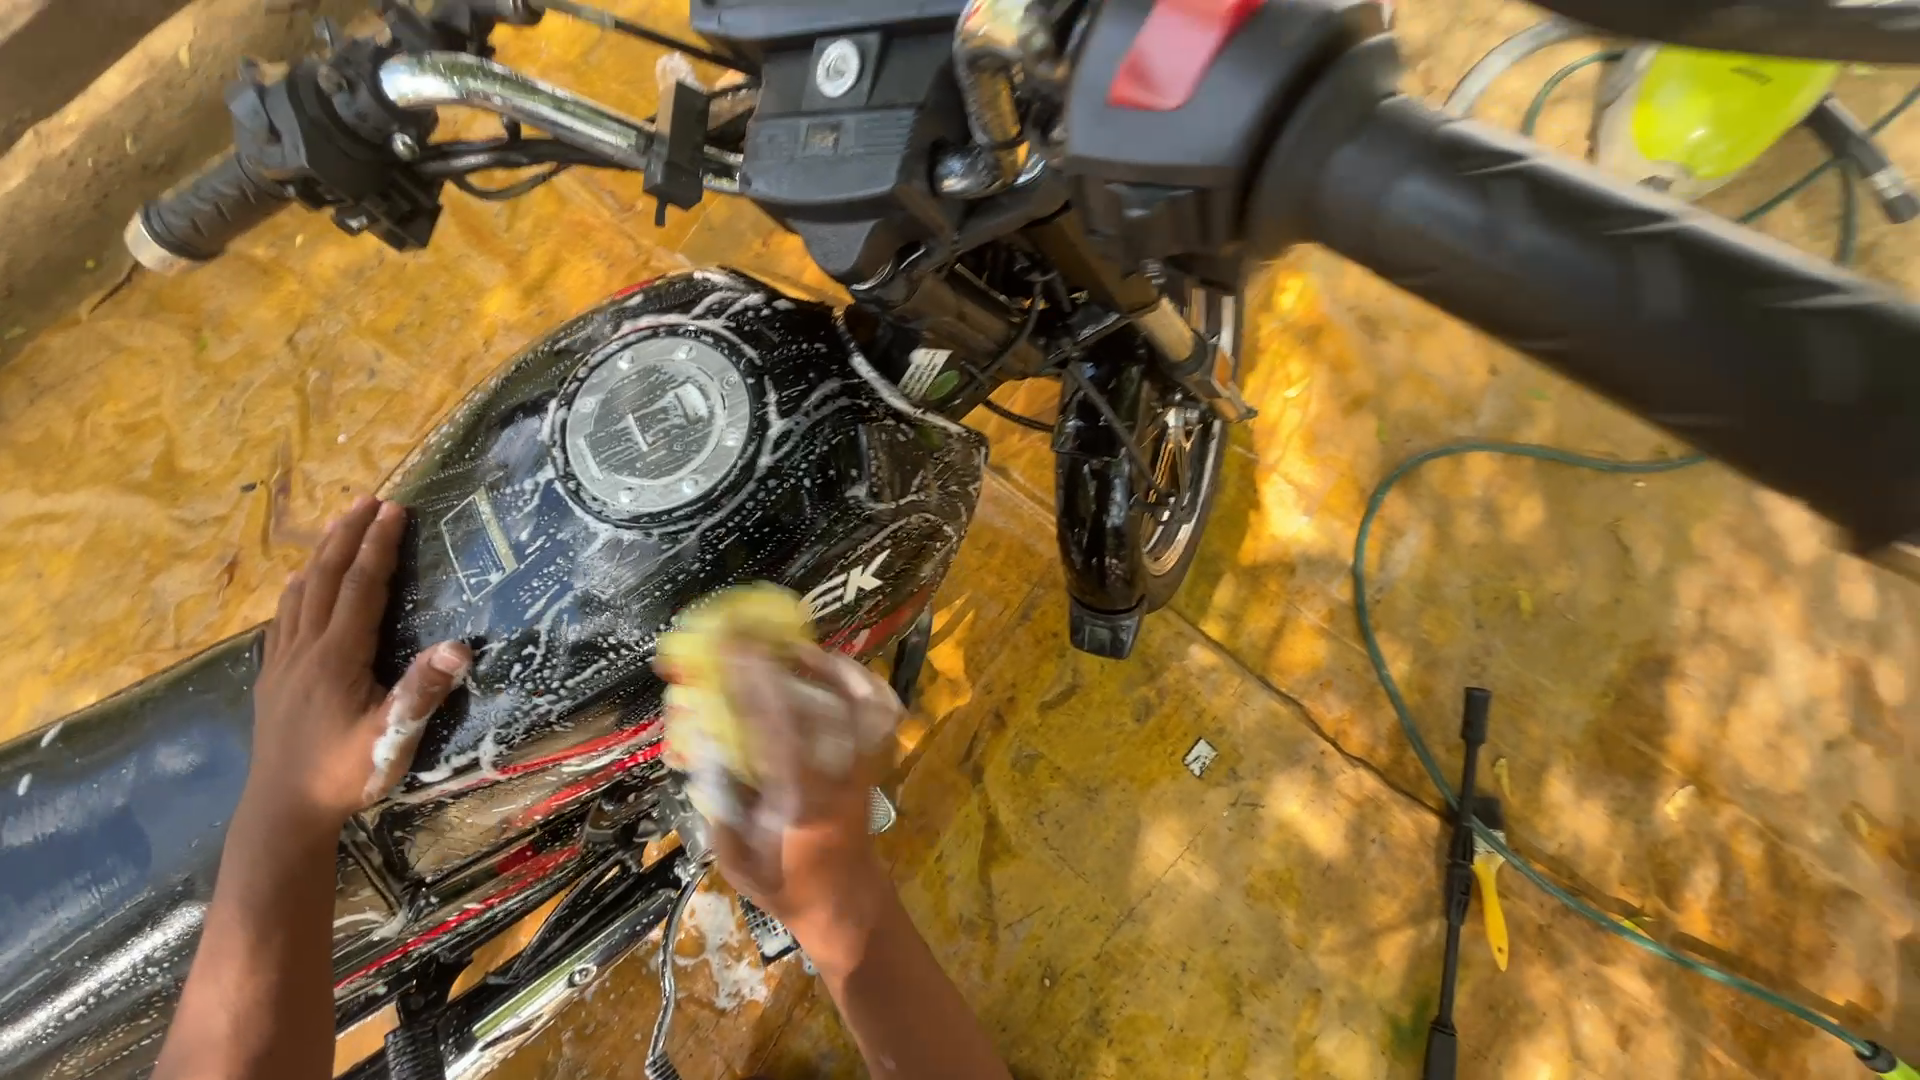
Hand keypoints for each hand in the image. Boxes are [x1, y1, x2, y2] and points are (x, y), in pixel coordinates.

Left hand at [248, 496, 470, 835]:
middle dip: (346, 535)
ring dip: (320, 555)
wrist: (281, 813)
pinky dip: (297, 589)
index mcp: (336, 657)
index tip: (394, 510)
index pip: (359, 587)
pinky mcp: (274, 678)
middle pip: (323, 578)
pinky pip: (283, 618)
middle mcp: (304, 650)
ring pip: (298, 594)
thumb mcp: (393, 736)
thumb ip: (423, 690)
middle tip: (368, 500)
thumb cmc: (346, 773)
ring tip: (339, 527)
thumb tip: (460, 646)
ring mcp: (283, 663)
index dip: (377, 546)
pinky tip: (299, 586)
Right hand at [686, 642, 900, 927]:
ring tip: (791, 648)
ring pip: (863, 702)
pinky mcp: (875, 759)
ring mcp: (866, 764)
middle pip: (821, 705)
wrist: (845, 900)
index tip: (731, 649)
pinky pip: (881, 711)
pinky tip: (831, 668)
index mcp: (803, 801)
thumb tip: (706, 743)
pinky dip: (860, 681)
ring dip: (828, 666)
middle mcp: (842, 775)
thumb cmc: (786, 884)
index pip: (780, 731)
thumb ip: (721, 803)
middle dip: (782, 667)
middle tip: (750, 639)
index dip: (756, 686)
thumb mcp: (737, 858)